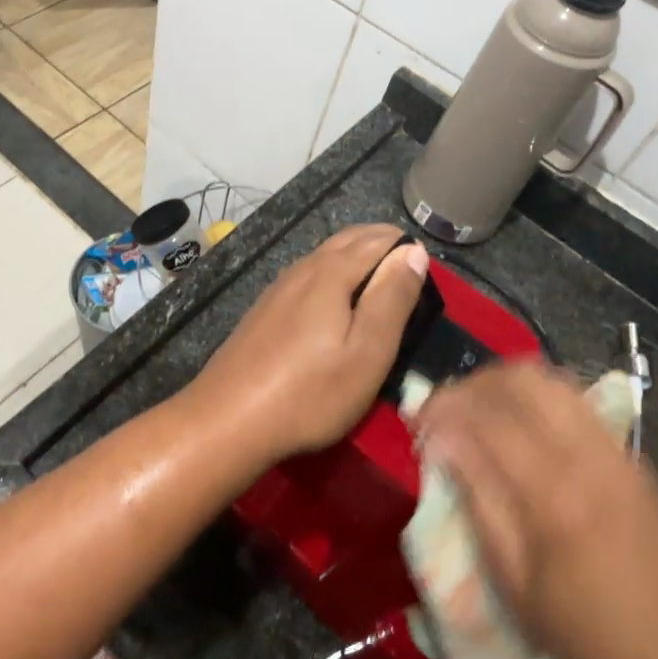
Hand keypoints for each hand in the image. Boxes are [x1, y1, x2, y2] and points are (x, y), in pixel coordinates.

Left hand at [181, 224, 426, 464]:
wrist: (228, 419)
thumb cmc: (310, 392)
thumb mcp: (367, 352)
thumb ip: (392, 298)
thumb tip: (414, 251)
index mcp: (331, 273)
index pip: (377, 239)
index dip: (406, 247)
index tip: (429, 268)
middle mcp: (303, 269)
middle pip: (348, 240)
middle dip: (381, 243)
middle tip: (409, 267)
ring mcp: (278, 288)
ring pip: (325, 256)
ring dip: (355, 257)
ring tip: (380, 282)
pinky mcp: (265, 310)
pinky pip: (308, 276)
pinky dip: (332, 274)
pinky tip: (334, 302)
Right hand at [417, 362, 657, 658]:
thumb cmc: (588, 637)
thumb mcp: (518, 587)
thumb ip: (480, 505)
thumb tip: (442, 444)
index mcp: (555, 493)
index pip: (485, 418)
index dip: (442, 408)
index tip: (415, 419)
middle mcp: (589, 456)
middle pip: (522, 380)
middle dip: (474, 383)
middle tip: (444, 407)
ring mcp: (618, 452)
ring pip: (554, 381)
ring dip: (507, 384)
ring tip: (477, 410)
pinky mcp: (634, 459)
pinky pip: (579, 403)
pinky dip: (540, 398)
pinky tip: (522, 426)